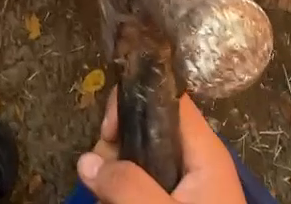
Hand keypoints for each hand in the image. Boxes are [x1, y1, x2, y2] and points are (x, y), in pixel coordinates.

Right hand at [76, 91, 245, 203]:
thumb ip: (126, 186)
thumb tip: (87, 161)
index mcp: (204, 152)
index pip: (168, 98)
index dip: (134, 103)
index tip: (108, 133)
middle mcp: (195, 161)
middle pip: (145, 128)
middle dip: (115, 149)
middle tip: (104, 179)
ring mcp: (185, 188)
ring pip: (137, 160)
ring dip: (115, 178)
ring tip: (109, 202)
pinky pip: (141, 187)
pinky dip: (123, 195)